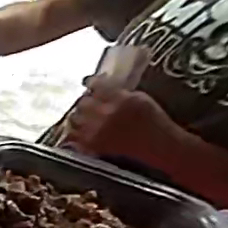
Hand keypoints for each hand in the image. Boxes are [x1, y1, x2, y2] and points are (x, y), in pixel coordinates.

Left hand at [60, 78, 185, 162]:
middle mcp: (107, 114)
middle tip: (89, 103)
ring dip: (78, 116)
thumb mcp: (141, 99)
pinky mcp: (90, 144)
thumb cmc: (152, 119)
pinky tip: (80, 129)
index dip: (93, 84)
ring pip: (74, 118)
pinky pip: (72, 135)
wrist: (155, 144)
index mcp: (122, 100)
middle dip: (86, 101)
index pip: (98, 87)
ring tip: (84, 116)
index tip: (91, 83)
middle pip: (83, 102)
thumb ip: (121, 92)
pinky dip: (74, 131)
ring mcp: (96, 130)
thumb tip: (103, 85)